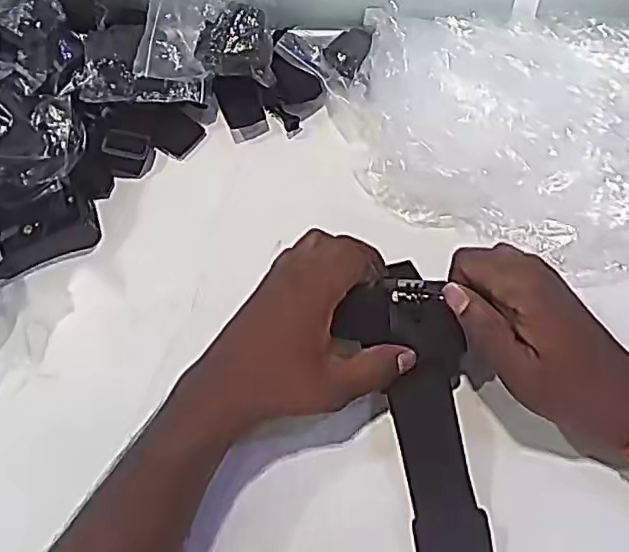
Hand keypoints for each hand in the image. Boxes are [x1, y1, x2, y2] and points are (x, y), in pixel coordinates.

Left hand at [175, 231, 416, 439]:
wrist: (226, 387)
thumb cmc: (269, 381)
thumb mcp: (335, 385)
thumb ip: (376, 368)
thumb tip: (402, 355)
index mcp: (313, 285)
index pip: (353, 253)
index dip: (376, 266)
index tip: (385, 286)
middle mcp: (293, 272)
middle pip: (334, 242)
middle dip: (361, 258)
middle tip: (375, 285)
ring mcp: (278, 276)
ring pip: (314, 244)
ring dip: (337, 256)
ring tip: (353, 287)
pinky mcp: (267, 285)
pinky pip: (298, 256)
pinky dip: (317, 262)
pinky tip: (324, 295)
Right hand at [446, 243, 628, 453]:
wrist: (624, 402)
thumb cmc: (576, 391)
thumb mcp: (516, 368)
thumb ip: (480, 325)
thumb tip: (452, 294)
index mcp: (523, 282)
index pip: (464, 260)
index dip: (458, 293)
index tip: (471, 324)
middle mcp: (534, 269)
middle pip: (476, 260)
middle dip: (471, 293)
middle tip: (487, 333)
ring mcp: (544, 276)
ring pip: (491, 267)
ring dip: (486, 296)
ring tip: (502, 335)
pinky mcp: (550, 287)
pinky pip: (509, 277)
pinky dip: (503, 298)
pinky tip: (516, 332)